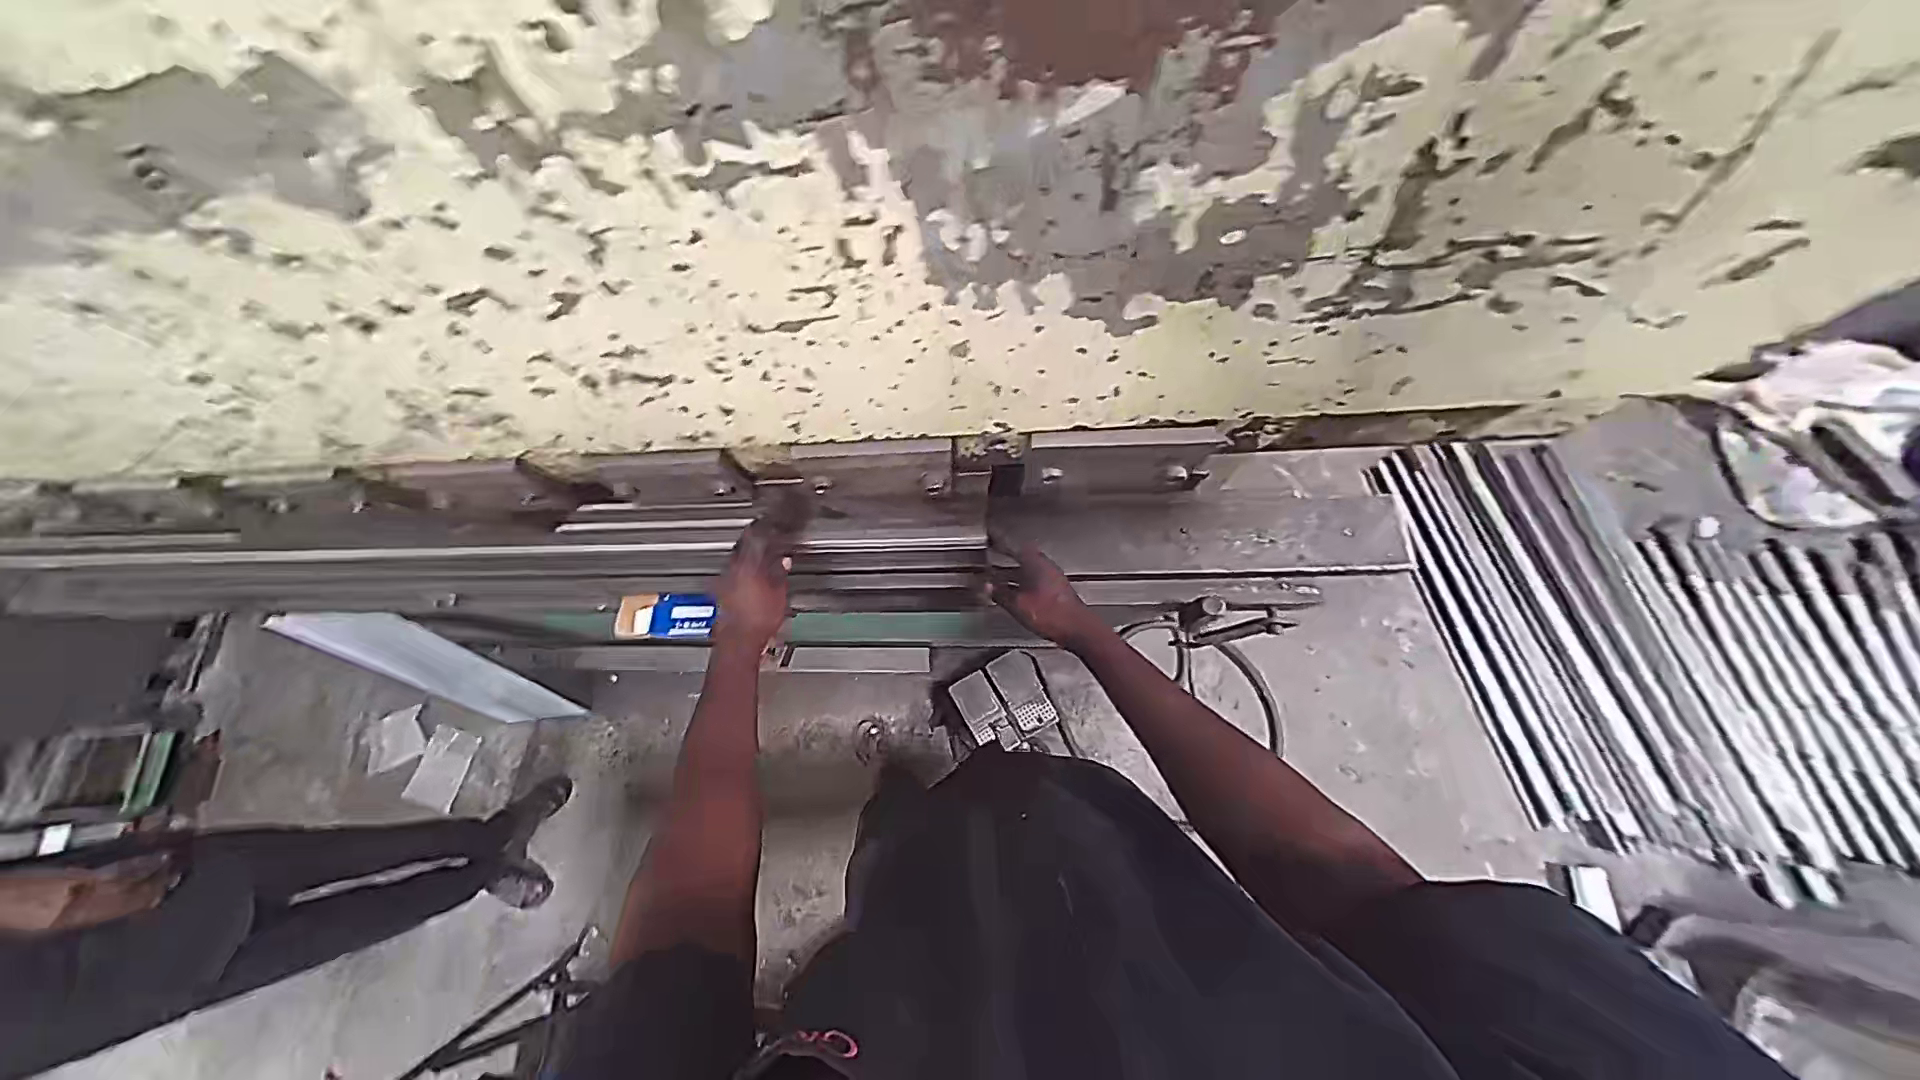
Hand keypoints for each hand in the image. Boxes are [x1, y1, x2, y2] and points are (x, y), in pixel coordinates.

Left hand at [713, 519, 790, 649]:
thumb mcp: (779, 593)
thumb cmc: (758, 619)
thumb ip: (780, 573)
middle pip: (742, 547)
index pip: (754, 537)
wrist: (740, 640)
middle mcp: (732, 570)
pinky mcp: (721, 592)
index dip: (763, 529)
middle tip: (764, 536)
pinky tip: (750, 575)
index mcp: (748, 565)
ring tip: (759, 555)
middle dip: (753, 541)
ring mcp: (724, 581)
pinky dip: (742, 570)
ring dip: (747, 555)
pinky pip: (732, 573)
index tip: (769, 525)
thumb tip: (784, 562)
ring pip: (736, 559)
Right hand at [982, 536, 1105, 650]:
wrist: (1077, 630)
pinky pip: (1037, 581)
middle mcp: (1047, 567)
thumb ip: (1000, 593)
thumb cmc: (1053, 614)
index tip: (992, 538)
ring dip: (1016, 572)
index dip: (1000, 542)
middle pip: (1023, 556)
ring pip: (1030, 569)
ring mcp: (1054, 578)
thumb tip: (989, 587)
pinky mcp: (1058, 591)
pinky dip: (1025, 583)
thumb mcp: (1017, 604)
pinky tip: (1018, 594)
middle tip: (995, 556)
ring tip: (1002, 577)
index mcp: (1036, 563)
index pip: (1014, 546)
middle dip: (1008, 557)